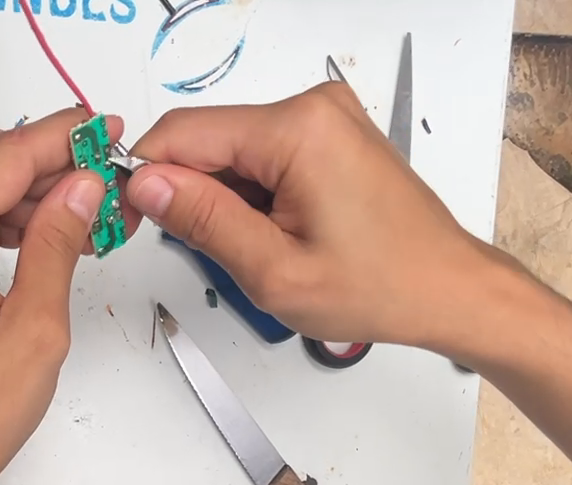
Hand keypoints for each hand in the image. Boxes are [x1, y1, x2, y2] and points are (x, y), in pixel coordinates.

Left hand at [0, 109, 112, 484]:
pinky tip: (48, 239)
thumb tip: (81, 186)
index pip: (6, 158)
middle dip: (48, 160)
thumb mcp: (36, 330)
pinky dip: (5, 221)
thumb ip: (58, 245)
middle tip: (103, 178)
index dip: (64, 138)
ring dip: (30, 192)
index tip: (109, 130)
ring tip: (87, 218)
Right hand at [126, 83, 503, 352]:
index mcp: (297, 130)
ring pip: (230, 153)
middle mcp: (310, 108)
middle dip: (181, 191)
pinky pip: (259, 159)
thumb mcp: (272, 270)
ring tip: (242, 252)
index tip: (128, 219)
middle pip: (206, 139)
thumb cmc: (375, 286)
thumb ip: (203, 221)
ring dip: (215, 200)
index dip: (143, 175)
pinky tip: (261, 236)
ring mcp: (321, 120)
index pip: (183, 133)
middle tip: (188, 250)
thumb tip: (144, 183)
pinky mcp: (326, 138)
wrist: (443, 288)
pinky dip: (244, 197)